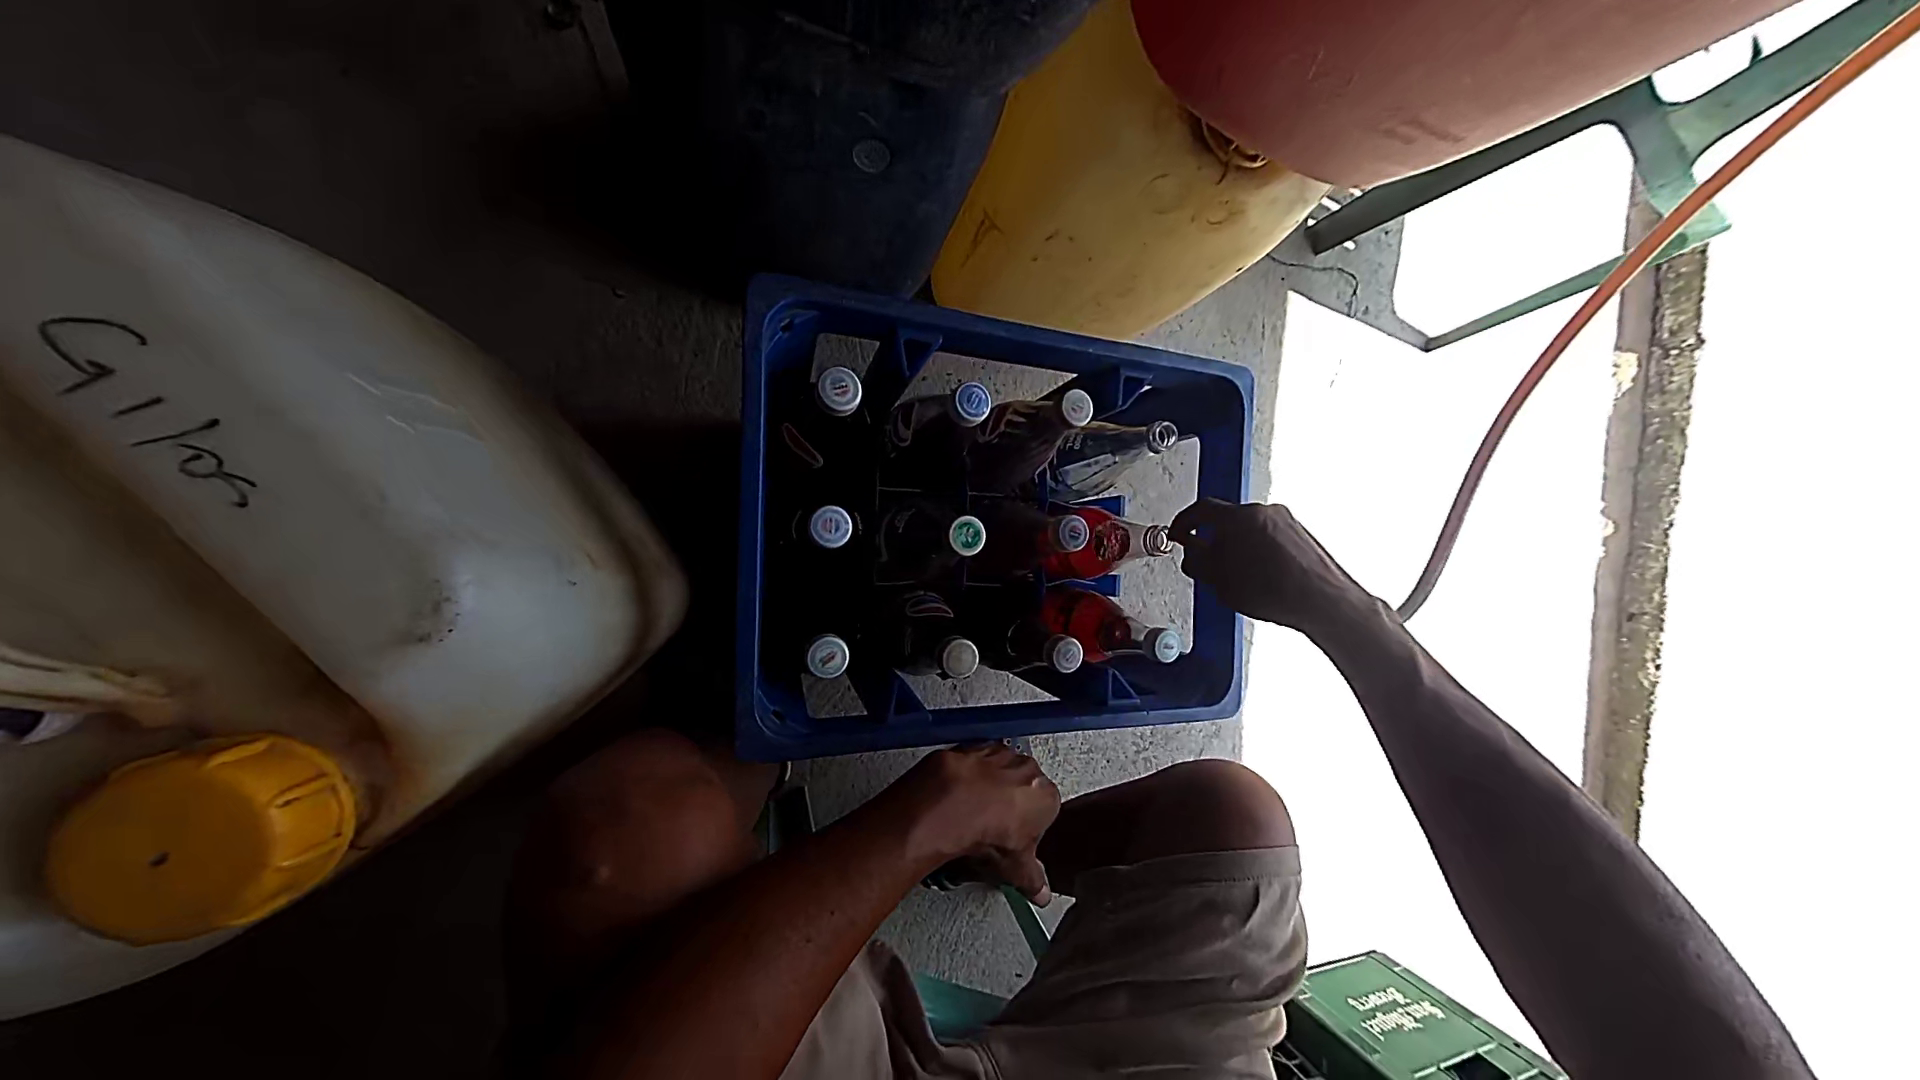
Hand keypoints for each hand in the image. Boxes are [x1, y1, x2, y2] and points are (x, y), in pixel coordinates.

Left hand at [893, 743, 1060, 903]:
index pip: (1045, 811)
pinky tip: (955, 798)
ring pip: (996, 771)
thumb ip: (1033, 880)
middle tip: (992, 828)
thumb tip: (1040, 892)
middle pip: (1021, 788)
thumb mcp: (1016, 868)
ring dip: (987, 787)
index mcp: (1045, 794)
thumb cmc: (988, 830)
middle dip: (1009, 804)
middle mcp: (1026, 767)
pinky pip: (971, 763)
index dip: (1028, 828)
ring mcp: (997, 754)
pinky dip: (965, 776)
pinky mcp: (970, 747)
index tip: (1014, 841)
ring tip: (970, 814)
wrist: (951, 807)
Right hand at [1171, 499, 1374, 631]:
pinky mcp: (1299, 533)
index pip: (1200, 510)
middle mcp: (1262, 511)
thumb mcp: (1218, 581)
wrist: (1323, 601)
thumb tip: (1191, 551)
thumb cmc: (1276, 591)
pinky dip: (1257, 551)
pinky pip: (1267, 536)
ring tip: (1236, 576)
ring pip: (1247, 528)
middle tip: (1205, 560)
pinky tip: (1259, 577)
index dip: (1183, 523)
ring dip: (1236, 546)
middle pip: (1225, 518)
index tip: (1178, 533)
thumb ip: (1197, 560)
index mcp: (1237, 517)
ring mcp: (1284, 520)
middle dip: (1212, 538)